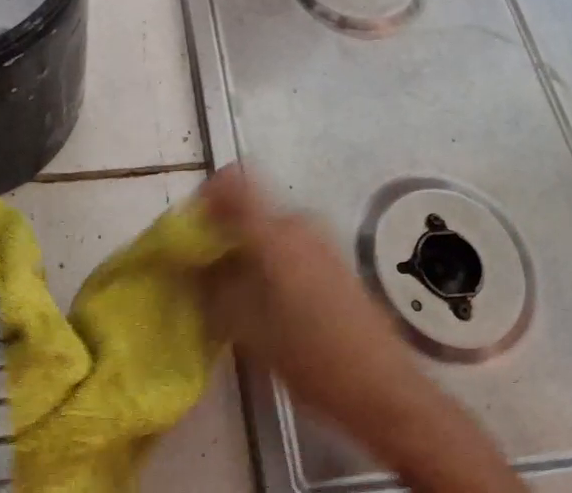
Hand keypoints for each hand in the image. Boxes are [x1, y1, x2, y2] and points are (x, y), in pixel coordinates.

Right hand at [198, 164, 417, 423]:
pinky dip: (268, 261)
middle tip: (202, 270)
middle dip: (221, 233)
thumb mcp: (248, 328)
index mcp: (274, 233)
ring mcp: (321, 241)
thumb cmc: (310, 358)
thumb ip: (212, 286)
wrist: (383, 389)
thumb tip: (188, 264)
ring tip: (232, 292)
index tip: (189, 228)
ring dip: (244, 250)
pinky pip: (288, 244)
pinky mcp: (335, 260)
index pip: (232, 181)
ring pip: (268, 229)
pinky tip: (266, 302)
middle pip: (248, 208)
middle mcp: (299, 224)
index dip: (205, 195)